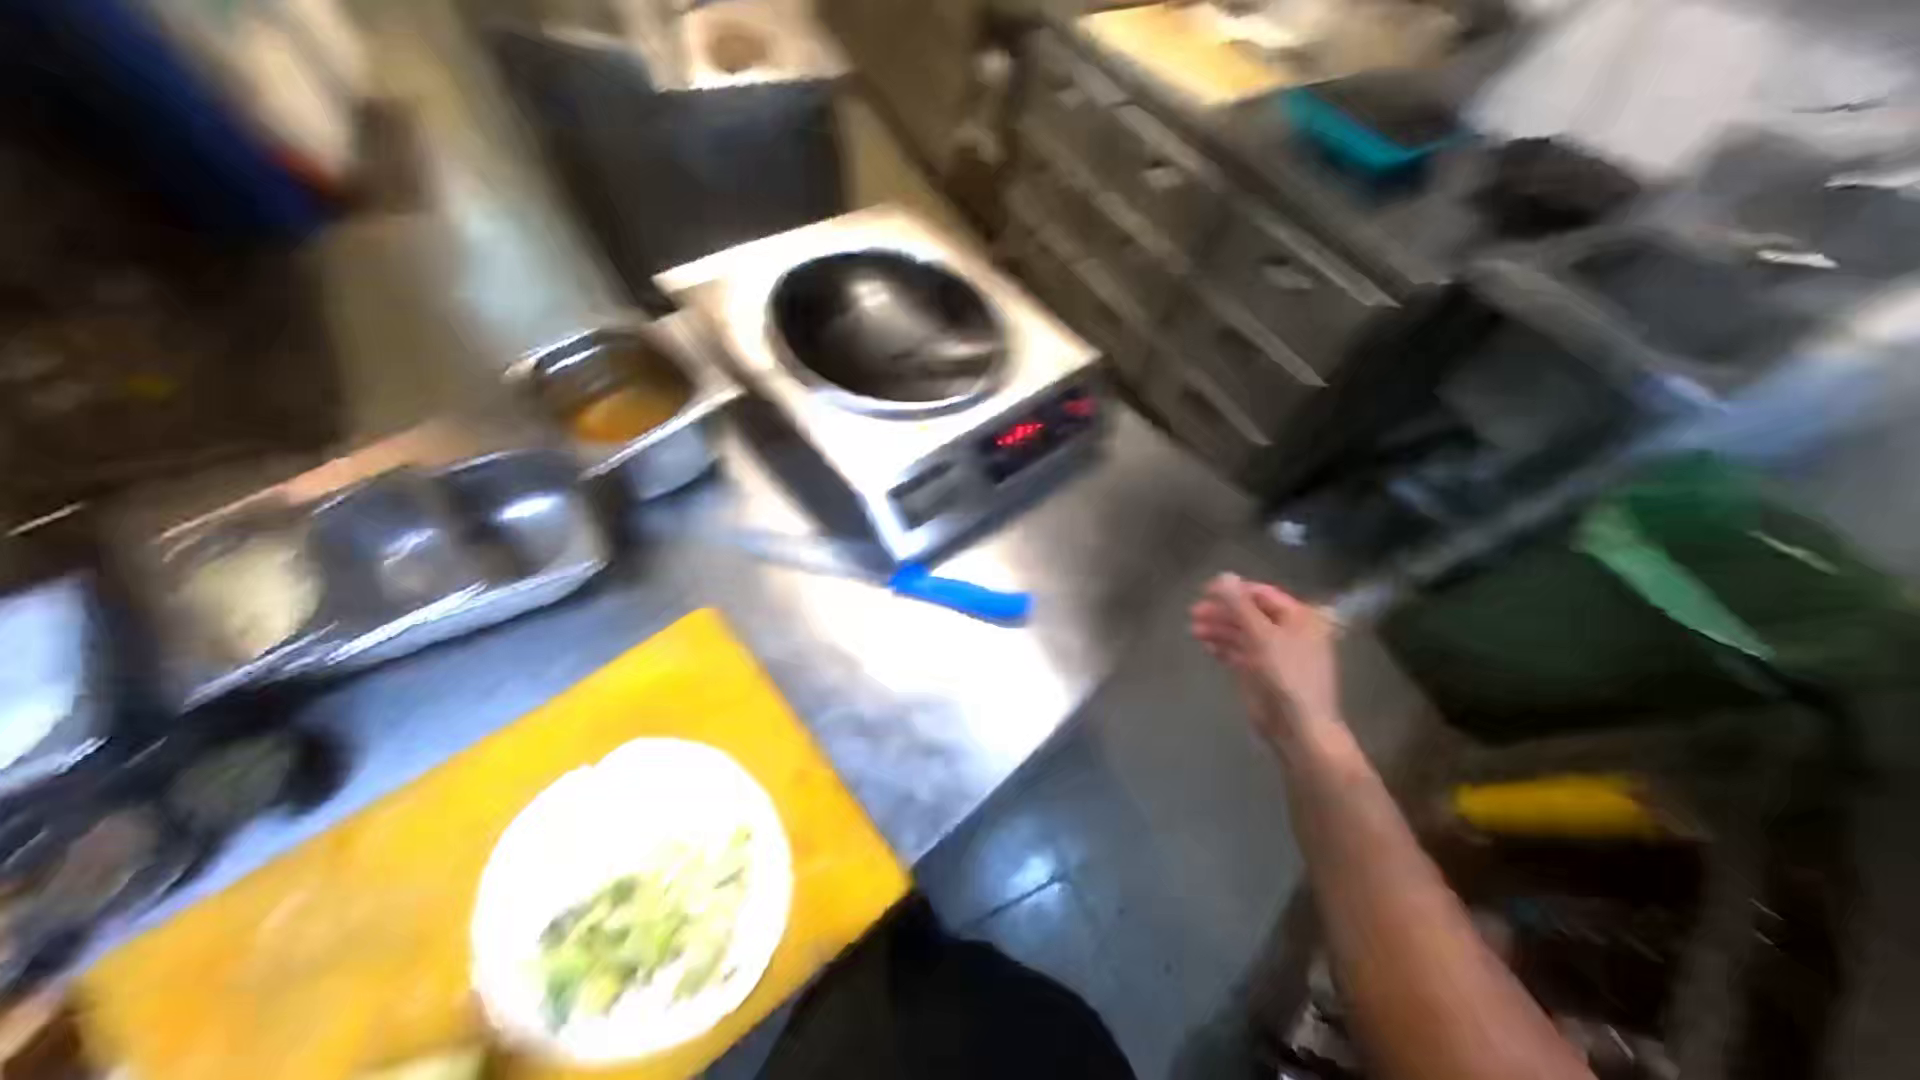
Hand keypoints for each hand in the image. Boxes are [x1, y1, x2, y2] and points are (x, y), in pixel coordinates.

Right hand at [1190, 574, 1341, 749]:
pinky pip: (1240, 653)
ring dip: (1219, 629)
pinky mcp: (1261, 673)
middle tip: (1194, 613)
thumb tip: (1223, 575)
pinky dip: (1223, 647)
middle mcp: (1289, 632)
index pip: (1263, 594)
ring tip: (1194, 629)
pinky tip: (1206, 645)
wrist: (1299, 726)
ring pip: (1243, 633)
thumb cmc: (1287, 675)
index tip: (1205, 591)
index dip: (1234, 591)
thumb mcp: (1262, 635)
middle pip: (1250, 613)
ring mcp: (1275, 654)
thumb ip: (1240, 605)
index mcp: (1299, 618)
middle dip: (1222, 612)